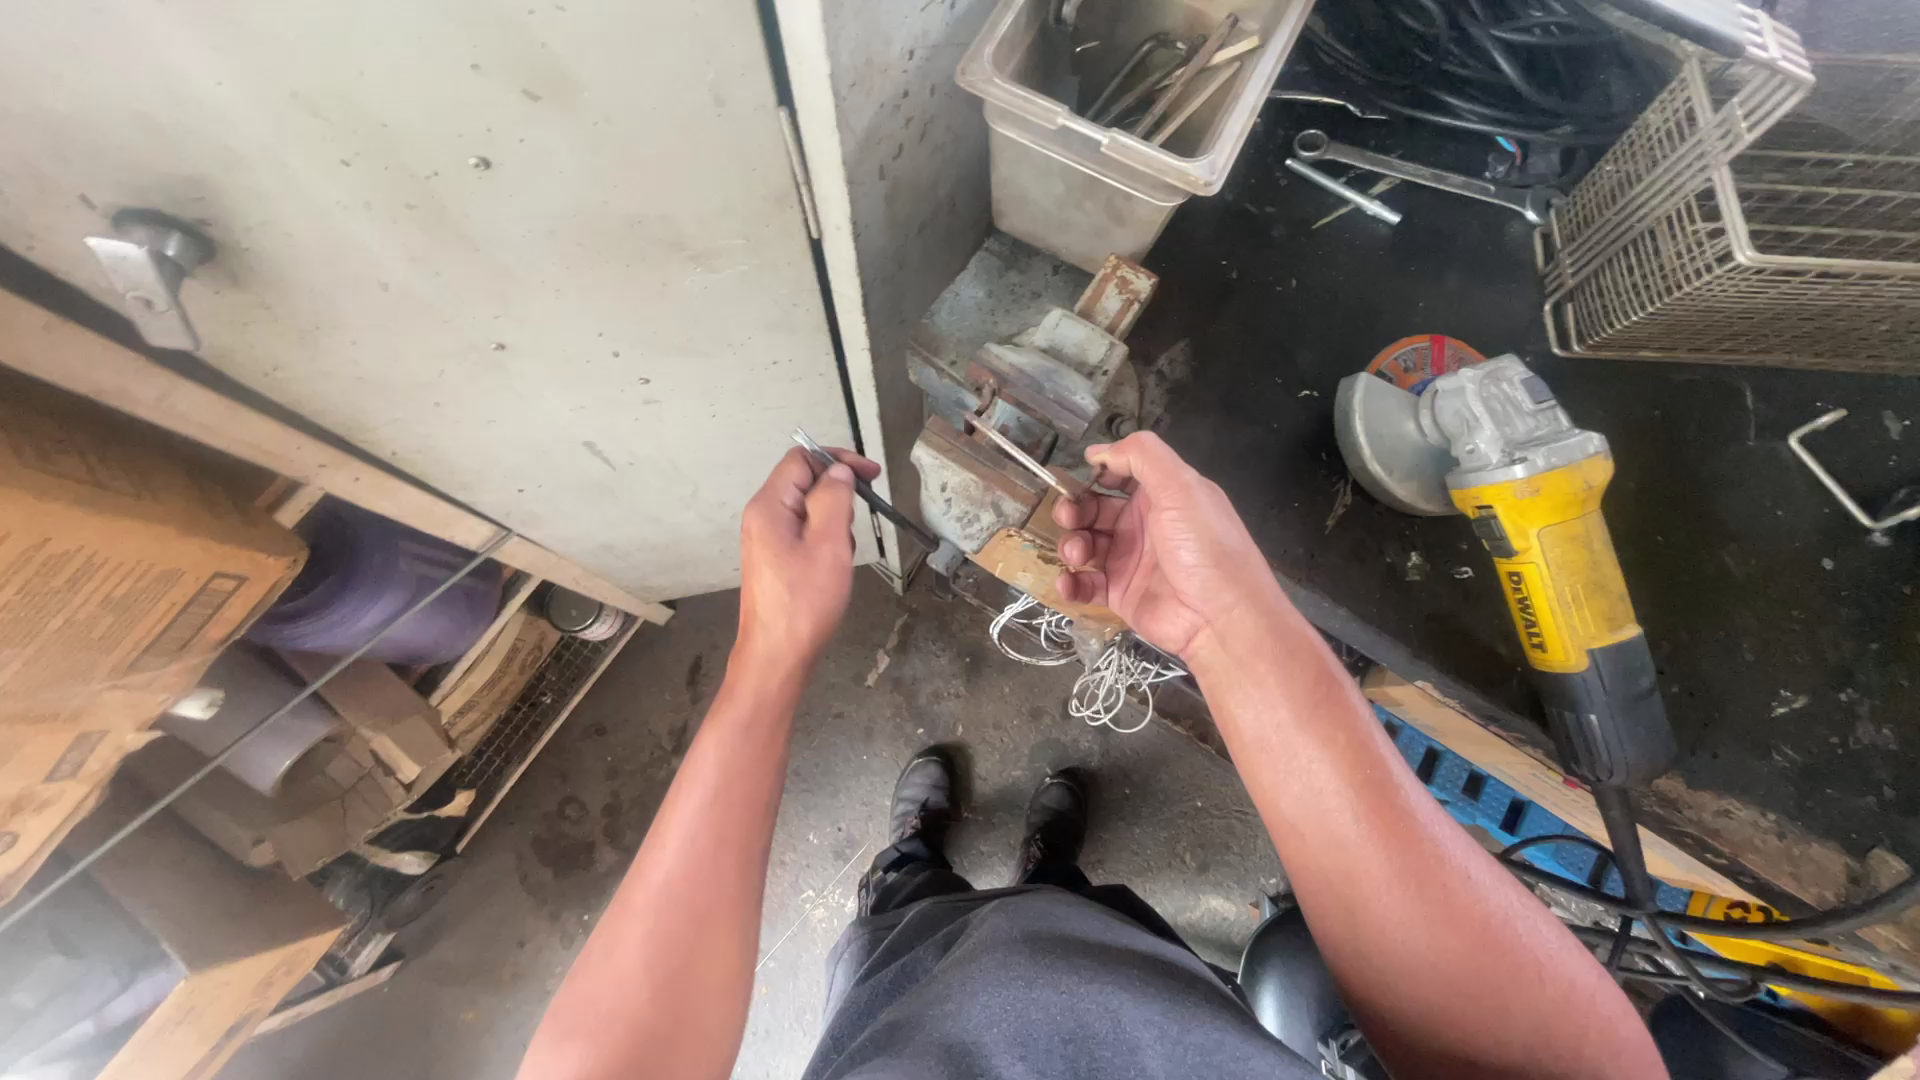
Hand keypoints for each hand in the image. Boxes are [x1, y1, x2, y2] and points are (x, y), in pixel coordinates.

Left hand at [736, 445, 880, 674]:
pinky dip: (826, 541)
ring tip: (842, 555)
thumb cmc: (805, 603)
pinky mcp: (775, 559)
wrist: (777, 656)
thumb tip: (839, 471)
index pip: (802, 459)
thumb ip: (834, 499)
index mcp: (769, 506)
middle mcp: (762, 517)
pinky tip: (833, 567)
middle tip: (855, 526)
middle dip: (838, 496)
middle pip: (804, 482)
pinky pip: (804, 533)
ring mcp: (766, 539)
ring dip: (834, 522)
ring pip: (808, 509)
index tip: (871, 476)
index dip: (838, 460)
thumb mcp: (828, 545)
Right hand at [1052, 432, 1284, 659]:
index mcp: (1162, 495)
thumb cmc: (1205, 547)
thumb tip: (1097, 451)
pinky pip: (1085, 583)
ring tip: (1078, 555)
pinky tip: (1069, 584)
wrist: (1221, 618)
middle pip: (1094, 508)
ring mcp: (1130, 560)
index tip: (1083, 479)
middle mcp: (1144, 524)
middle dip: (1075, 510)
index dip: (1098, 474)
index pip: (1120, 474)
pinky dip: (1071, 583)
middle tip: (1069, 518)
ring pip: (1085, 544)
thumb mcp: (1181, 487)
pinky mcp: (1119, 593)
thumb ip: (1141, 456)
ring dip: (1071, 544)